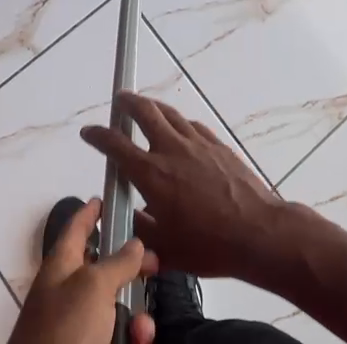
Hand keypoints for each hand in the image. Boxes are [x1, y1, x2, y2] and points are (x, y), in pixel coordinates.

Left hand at [9, 197, 157, 343]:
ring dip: (136, 312)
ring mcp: (77, 321)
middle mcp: (68, 290)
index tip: (104, 199)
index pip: (76, 227)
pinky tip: (140, 339)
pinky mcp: (89, 343)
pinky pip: (117, 332)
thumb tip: (135, 243)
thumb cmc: (65, 328)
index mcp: (62, 264)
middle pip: (103, 266)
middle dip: (130, 266)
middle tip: (153, 264)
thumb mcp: (94, 286)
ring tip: (143, 327)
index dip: (91, 212)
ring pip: (115, 304)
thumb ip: (118, 262)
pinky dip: (132, 334)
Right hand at [81, 92, 294, 282]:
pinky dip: (179, 123)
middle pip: (145, 111)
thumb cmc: (208, 245)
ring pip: (170, 113)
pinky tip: (180, 131)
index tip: (89, 132)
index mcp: (152, 174)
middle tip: (119, 100)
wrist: (257, 232)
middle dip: (128, 102)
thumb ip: (140, 228)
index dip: (98, 135)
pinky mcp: (218, 144)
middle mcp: (171, 150)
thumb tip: (128, 216)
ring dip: (153, 107)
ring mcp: (197, 143)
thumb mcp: (164, 248)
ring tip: (145, 107)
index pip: (115, 145)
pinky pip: (193, 125)